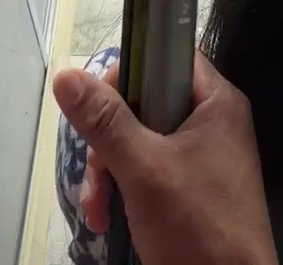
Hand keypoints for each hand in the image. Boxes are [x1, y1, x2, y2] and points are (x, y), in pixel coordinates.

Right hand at [53, 52, 277, 264]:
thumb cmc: (197, 227)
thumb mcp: (144, 170)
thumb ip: (105, 121)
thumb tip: (67, 75)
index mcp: (215, 101)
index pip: (166, 55)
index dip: (129, 71)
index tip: (99, 103)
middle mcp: (211, 120)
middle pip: (145, 101)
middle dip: (109, 139)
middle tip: (96, 172)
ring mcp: (202, 155)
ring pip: (141, 139)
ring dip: (109, 171)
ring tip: (96, 210)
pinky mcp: (191, 186)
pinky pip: (148, 168)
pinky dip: (123, 189)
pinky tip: (106, 219)